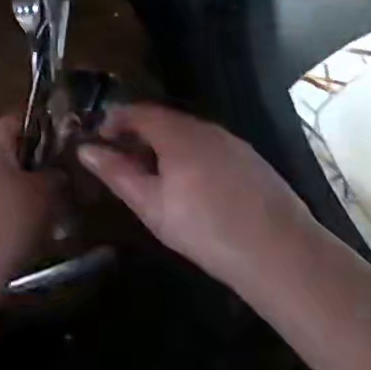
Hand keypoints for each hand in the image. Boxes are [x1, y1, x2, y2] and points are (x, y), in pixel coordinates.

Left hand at [0, 114, 57, 293]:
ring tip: (70, 202)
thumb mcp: (40, 193)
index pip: (12, 120)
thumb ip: (53, 175)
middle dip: (44, 161)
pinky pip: (9, 205)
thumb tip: (59, 170)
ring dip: (40, 190)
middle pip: (15, 152)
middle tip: (75, 171)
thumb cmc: (6, 219)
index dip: (38, 119)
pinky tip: (51, 228)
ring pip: (15, 181)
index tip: (66, 127)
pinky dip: (30, 211)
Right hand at [77, 103, 316, 287]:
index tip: (100, 141)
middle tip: (124, 163)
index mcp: (177, 134)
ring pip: (189, 136)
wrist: (285, 258)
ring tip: (157, 179)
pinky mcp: (255, 164)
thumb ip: (115, 173)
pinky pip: (212, 150)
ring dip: (166, 148)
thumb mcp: (151, 205)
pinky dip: (192, 159)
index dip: (114, 121)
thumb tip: (85, 149)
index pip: (136, 111)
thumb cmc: (206, 229)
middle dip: (139, 135)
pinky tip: (195, 191)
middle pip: (163, 121)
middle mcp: (206, 129)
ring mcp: (235, 145)